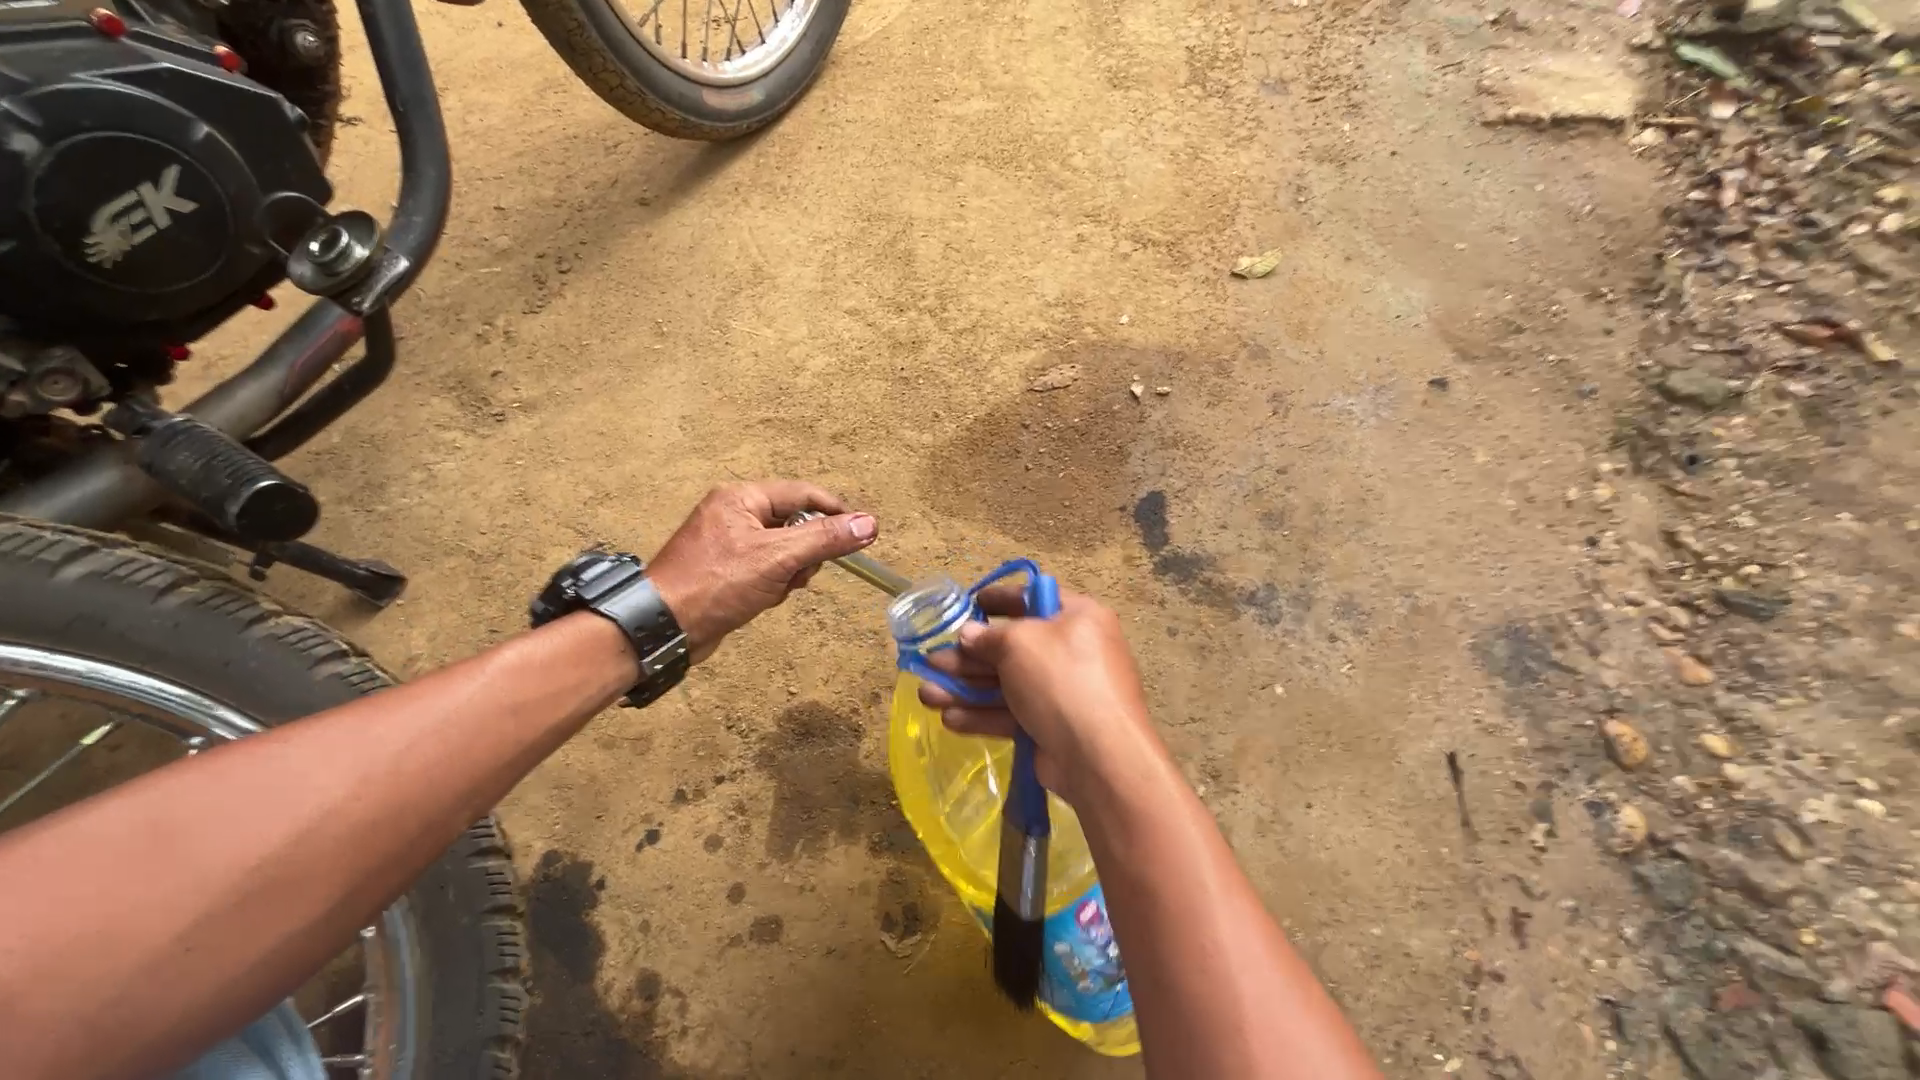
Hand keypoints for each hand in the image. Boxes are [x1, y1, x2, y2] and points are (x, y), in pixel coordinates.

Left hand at [645, 481, 875, 661]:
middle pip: (795, 524)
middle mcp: (734, 513)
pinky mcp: (724, 569)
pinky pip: (766, 569)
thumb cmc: (718, 584)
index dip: (836, 513)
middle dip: (804, 553)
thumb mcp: (778, 558)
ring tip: (773, 590)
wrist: (665, 626)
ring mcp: (728, 542)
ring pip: (783, 551)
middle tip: (798, 573)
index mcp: (741, 498)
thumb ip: (825, 538)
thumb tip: (869, 524)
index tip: (862, 534)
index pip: (803, 494)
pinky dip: (772, 585)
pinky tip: (760, 600)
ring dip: (788, 573)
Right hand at [918, 587, 1169, 805]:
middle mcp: (1073, 651)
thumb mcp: (1020, 643)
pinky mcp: (1053, 728)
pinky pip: (1012, 714)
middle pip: (1013, 647)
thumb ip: (989, 637)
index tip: (971, 603)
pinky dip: (982, 715)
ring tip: (926, 695)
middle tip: (931, 661)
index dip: (1001, 600)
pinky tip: (950, 719)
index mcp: (1078, 617)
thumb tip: (969, 635)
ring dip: (965, 688)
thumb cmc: (1061, 680)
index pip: (1034, 599)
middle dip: (968, 656)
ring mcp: (1063, 693)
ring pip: (1007, 684)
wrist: (1099, 756)